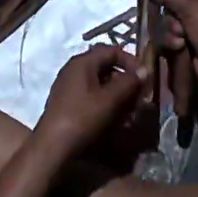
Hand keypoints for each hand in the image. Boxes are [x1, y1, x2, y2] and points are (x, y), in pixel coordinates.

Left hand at [31, 47, 149, 163]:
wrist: (52, 146)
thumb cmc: (82, 118)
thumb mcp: (109, 100)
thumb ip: (128, 83)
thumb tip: (145, 70)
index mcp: (83, 62)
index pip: (112, 51)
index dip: (131, 61)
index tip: (144, 78)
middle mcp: (74, 69)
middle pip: (106, 67)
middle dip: (125, 81)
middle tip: (139, 97)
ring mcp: (69, 85)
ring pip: (100, 83)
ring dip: (117, 94)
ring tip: (130, 111)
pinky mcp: (67, 101)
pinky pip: (91, 95)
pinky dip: (105, 102)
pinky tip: (114, 118)